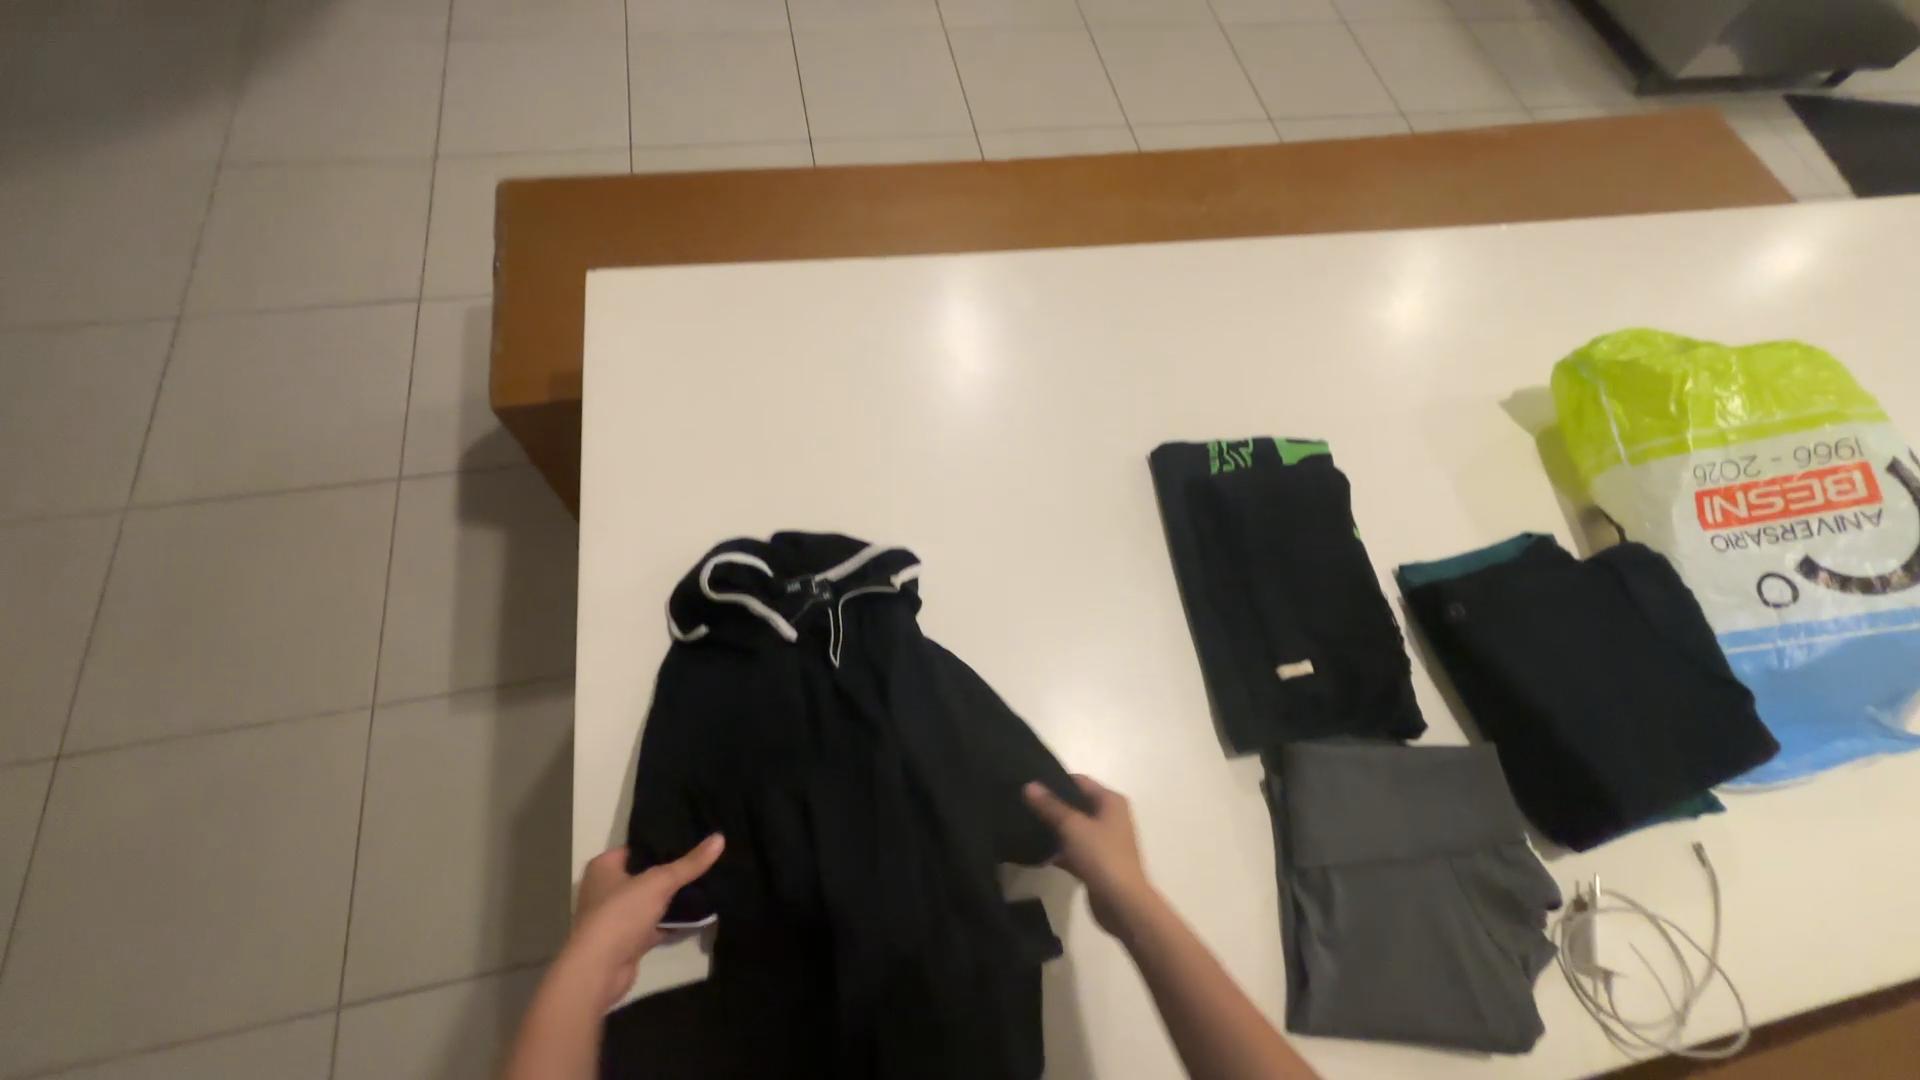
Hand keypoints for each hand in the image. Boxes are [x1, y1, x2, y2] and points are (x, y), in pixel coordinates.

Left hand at [563, 835, 723, 1008]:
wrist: (599, 971)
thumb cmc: (621, 914)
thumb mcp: (659, 882)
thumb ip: (689, 863)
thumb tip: (720, 838)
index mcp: (603, 868)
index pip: (637, 847)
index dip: (662, 842)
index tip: (692, 836)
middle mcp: (605, 890)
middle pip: (645, 874)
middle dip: (671, 871)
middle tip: (703, 858)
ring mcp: (615, 917)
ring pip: (650, 901)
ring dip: (672, 898)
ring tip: (706, 881)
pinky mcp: (626, 941)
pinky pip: (654, 925)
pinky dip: (671, 922)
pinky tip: (697, 914)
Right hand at [1024, 776, 1155, 937]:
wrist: (1122, 904)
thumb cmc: (1102, 856)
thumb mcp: (1072, 826)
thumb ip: (1050, 806)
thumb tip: (1029, 785)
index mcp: (1111, 801)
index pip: (1079, 781)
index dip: (1056, 781)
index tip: (1030, 784)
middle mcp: (1110, 817)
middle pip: (1077, 804)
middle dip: (1052, 805)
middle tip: (1023, 804)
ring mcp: (1105, 842)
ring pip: (1074, 828)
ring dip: (1054, 829)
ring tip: (1025, 825)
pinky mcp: (1097, 863)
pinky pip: (1074, 850)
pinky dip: (1059, 851)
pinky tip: (1036, 852)